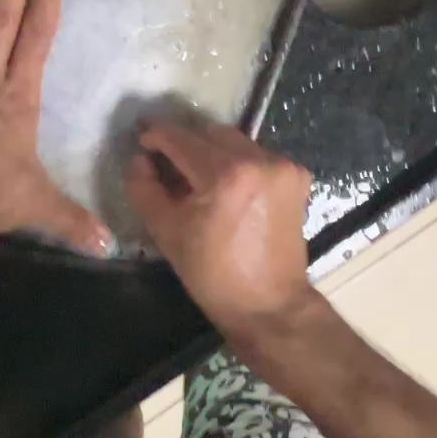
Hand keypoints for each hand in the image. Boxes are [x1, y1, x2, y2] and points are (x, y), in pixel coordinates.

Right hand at [125, 120, 316, 331]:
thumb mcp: (166, 232)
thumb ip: (145, 189)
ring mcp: (283, 166)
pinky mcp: (297, 177)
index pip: (180, 138)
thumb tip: (139, 161)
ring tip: (195, 179)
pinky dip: (236, 165)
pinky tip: (225, 190)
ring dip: (211, 152)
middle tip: (165, 162)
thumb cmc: (212, 274)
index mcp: (226, 174)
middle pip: (210, 132)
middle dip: (185, 143)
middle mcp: (259, 160)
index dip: (155, 135)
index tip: (141, 140)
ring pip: (235, 141)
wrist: (268, 305)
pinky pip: (256, 157)